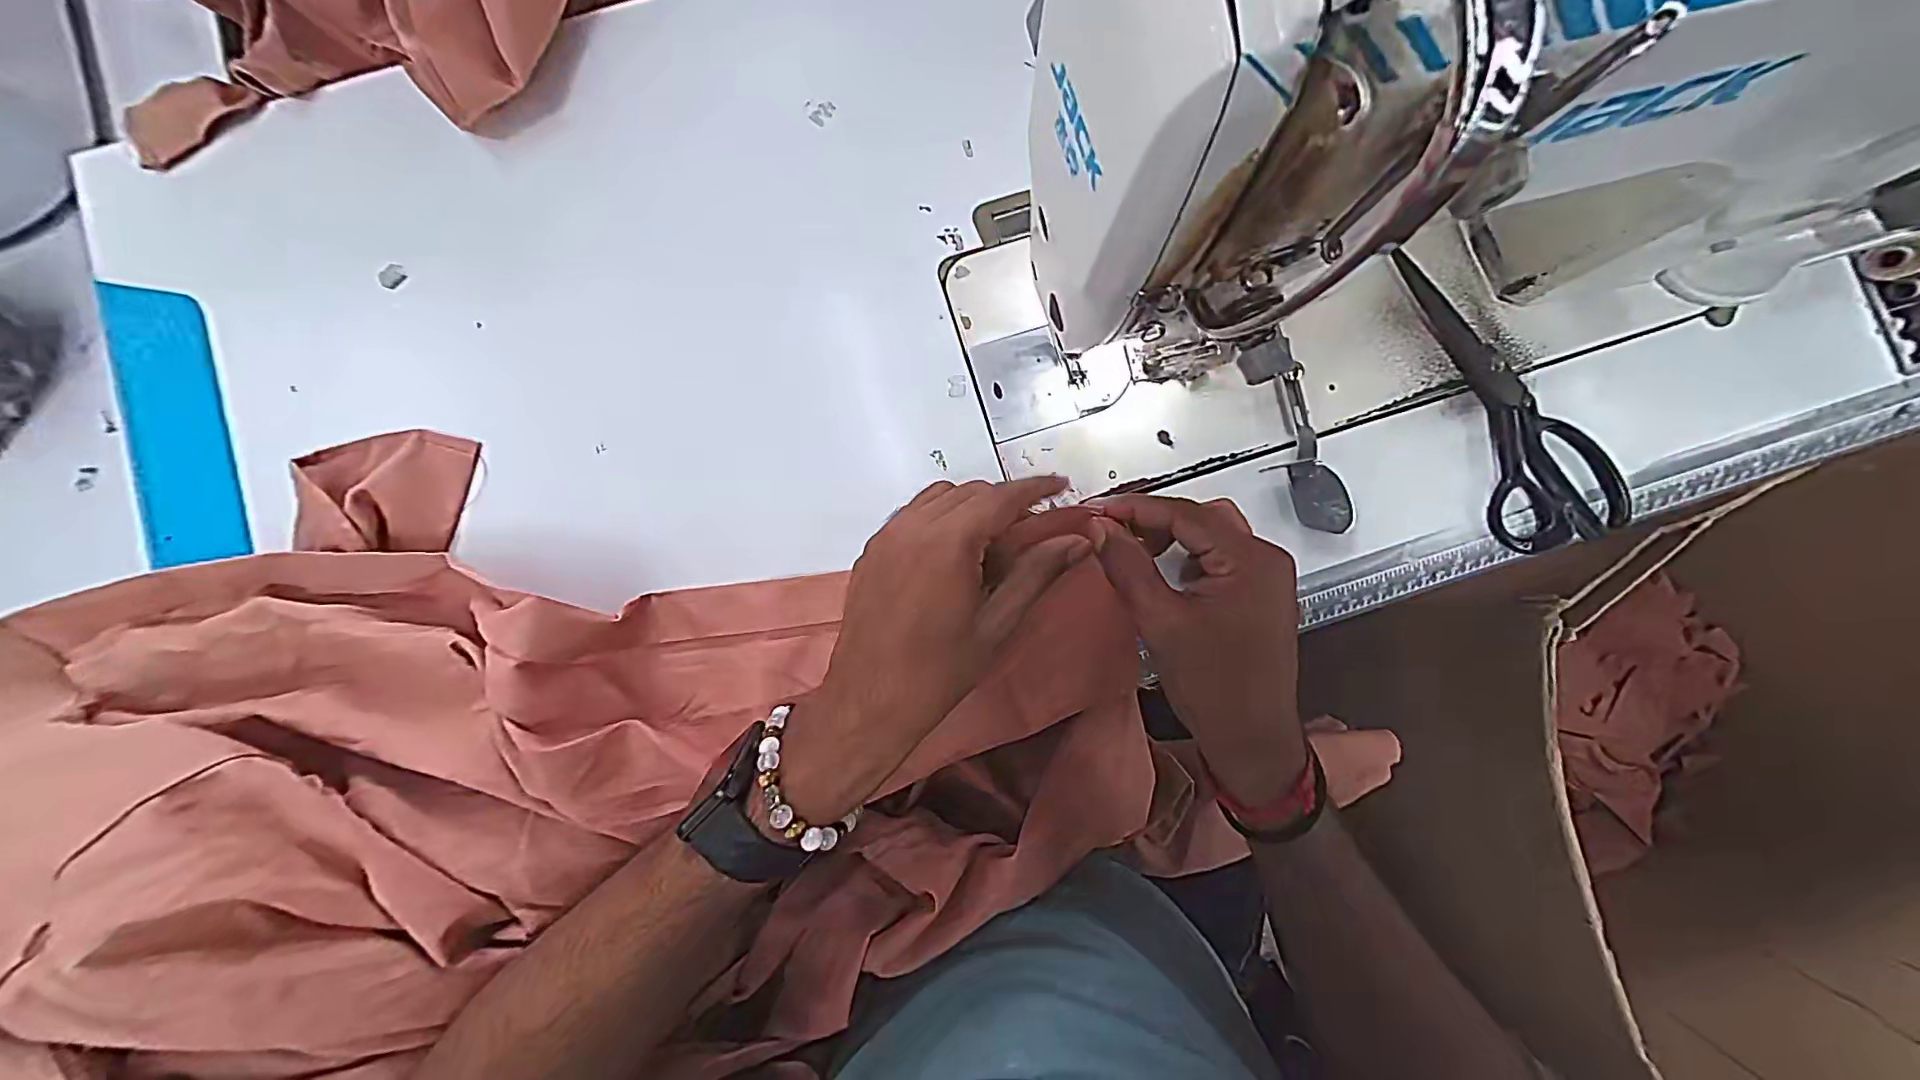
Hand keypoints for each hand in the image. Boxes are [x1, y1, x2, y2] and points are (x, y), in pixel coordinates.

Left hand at [777, 477, 1092, 822]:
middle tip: (1032, 531)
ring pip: (939, 497)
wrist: (871, 702)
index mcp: (946, 544)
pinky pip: (913, 515)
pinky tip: (954, 555)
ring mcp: (887, 538)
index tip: (1057, 488)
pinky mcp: (873, 552)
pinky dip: (940, 518)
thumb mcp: (997, 624)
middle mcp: (911, 530)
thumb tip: (1071, 545)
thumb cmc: (931, 675)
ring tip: (992, 545)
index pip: (1001, 497)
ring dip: (971, 507)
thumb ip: (1037, 573)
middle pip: (971, 492)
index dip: (1036, 489)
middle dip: (1005, 503)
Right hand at [1082, 495, 1306, 805]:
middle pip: (1201, 517)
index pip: (1186, 514)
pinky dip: (1187, 556)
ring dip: (1171, 537)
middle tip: (1113, 528)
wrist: (1251, 736)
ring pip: (1210, 534)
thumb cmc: (1217, 688)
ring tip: (1134, 551)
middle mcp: (1266, 561)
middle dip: (1154, 519)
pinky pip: (1219, 557)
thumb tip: (1104, 530)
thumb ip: (1128, 567)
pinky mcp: (1258, 593)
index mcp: (1251, 561)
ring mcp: (1266, 577)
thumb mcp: (1160, 621)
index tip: (1102, 510)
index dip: (1137, 508)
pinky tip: (1162, 574)